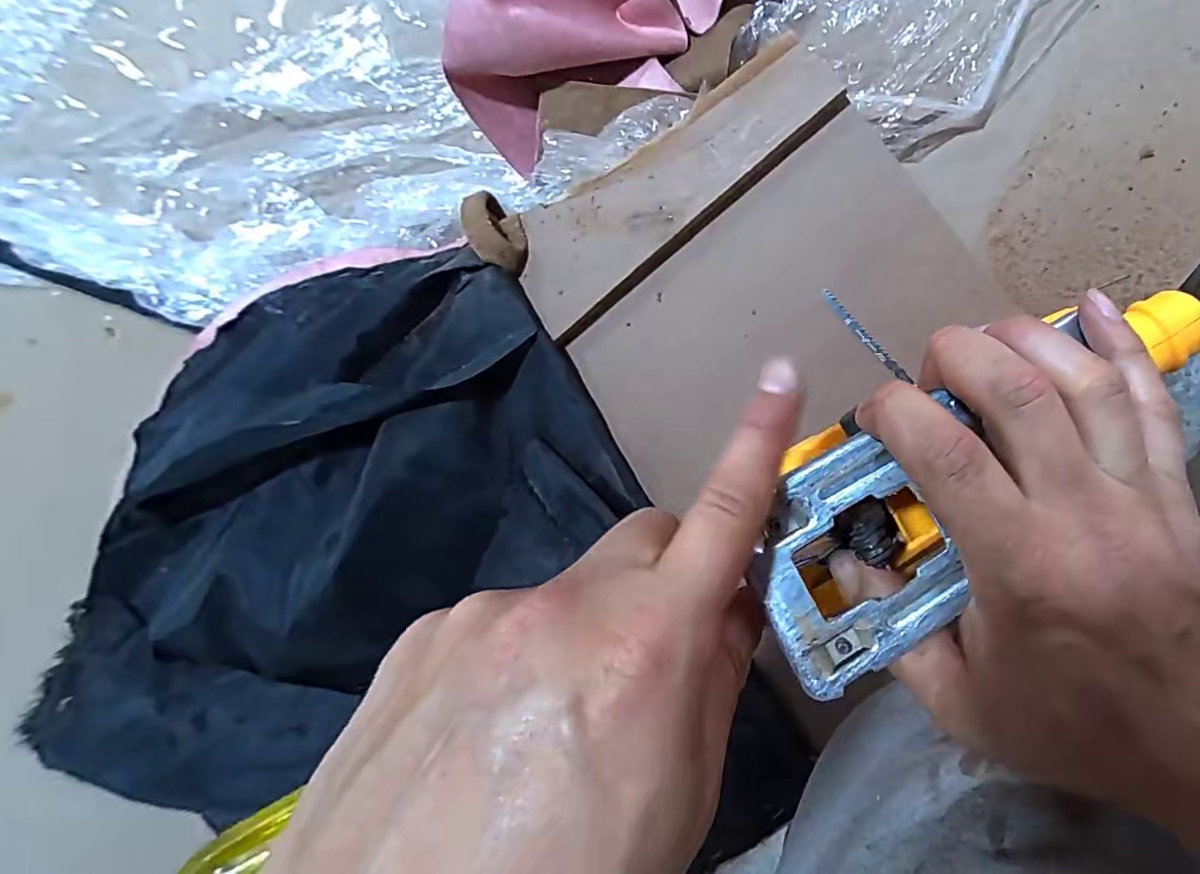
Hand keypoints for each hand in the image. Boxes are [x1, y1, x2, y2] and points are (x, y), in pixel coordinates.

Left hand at [266, 360, 803, 873]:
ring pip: (575, 584)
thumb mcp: (684, 787)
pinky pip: (503, 618)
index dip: (759, 438)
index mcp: (650, 641)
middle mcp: (567, 603)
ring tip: (556, 720)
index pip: (725, 513)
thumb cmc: (581, 872)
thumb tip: (734, 601)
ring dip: (590, 621)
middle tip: (659, 645)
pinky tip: (490, 731)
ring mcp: (484, 614)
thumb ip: (716, 675)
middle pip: (650, 536)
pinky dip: (521, 649)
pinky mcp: (419, 639)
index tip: (780, 374)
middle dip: (671, 570)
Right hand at [833, 290, 1199, 835]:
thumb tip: (849, 556)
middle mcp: (1080, 510)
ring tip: (988, 336)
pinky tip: (1094, 303)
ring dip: (1028, 337)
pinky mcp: (1172, 481)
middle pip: (1018, 392)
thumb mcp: (961, 701)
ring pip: (1085, 381)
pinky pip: (1151, 396)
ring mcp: (1136, 487)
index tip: (877, 413)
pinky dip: (1123, 343)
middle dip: (958, 355)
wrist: (1196, 732)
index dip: (896, 410)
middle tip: (932, 373)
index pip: (946, 453)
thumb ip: (894, 627)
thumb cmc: (1071, 720)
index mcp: (1020, 565)